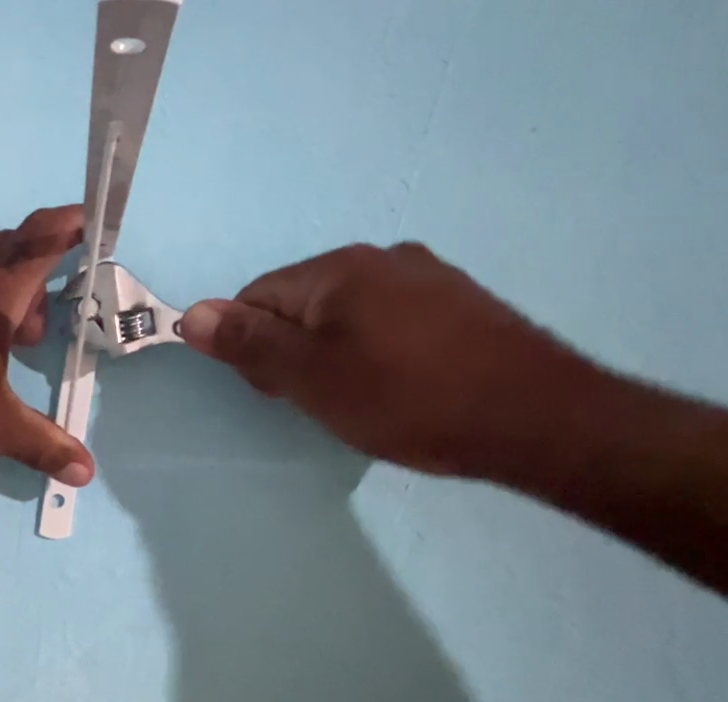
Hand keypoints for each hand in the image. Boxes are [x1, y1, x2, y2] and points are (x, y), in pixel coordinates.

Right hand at [177, 242, 593, 476]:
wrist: (535, 419)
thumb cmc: (406, 398)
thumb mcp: (310, 377)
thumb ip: (248, 344)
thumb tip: (191, 314)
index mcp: (339, 269)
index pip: (256, 296)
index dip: (248, 346)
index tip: (274, 391)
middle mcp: (383, 257)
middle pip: (299, 302)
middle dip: (289, 350)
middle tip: (312, 399)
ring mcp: (428, 278)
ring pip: (344, 315)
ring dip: (329, 353)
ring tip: (354, 398)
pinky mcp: (460, 305)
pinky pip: (387, 322)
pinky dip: (372, 351)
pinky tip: (394, 386)